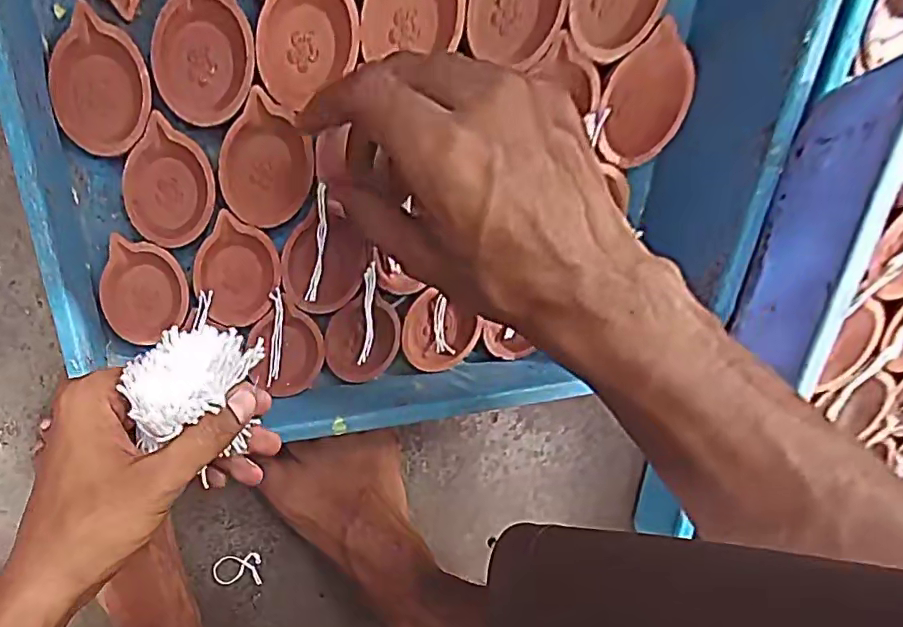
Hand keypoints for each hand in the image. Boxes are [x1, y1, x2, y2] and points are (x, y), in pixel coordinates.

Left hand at [10, 369, 278, 601]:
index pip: (164, 375)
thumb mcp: (158, 479)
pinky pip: (150, 452)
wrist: (53, 579)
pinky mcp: (103, 464)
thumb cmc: (84, 533)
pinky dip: (180, 465)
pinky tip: (215, 477)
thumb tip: (237, 405)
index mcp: (90, 398)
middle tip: (254, 432)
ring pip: (164, 431)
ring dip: (205, 449)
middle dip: (217, 426)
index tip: (245, 398)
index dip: (213, 389)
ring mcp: (95, 439)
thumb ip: (204, 437)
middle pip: (167, 404)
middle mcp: (88, 411)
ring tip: (245, 462)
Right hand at [299, 53, 652, 350]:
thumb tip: (342, 189)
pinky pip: (481, 81)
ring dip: (410, 104)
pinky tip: (451, 152)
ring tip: (407, 164)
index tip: (317, 122)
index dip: (332, 103)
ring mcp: (520, 92)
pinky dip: (450, 104)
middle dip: (369, 104)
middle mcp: (483, 104)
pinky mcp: (546, 95)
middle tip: (361, 156)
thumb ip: (373, 215)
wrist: (585, 277)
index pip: (371, 92)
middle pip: (403, 70)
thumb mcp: (423, 259)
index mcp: (444, 151)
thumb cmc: (506, 280)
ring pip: (441, 70)